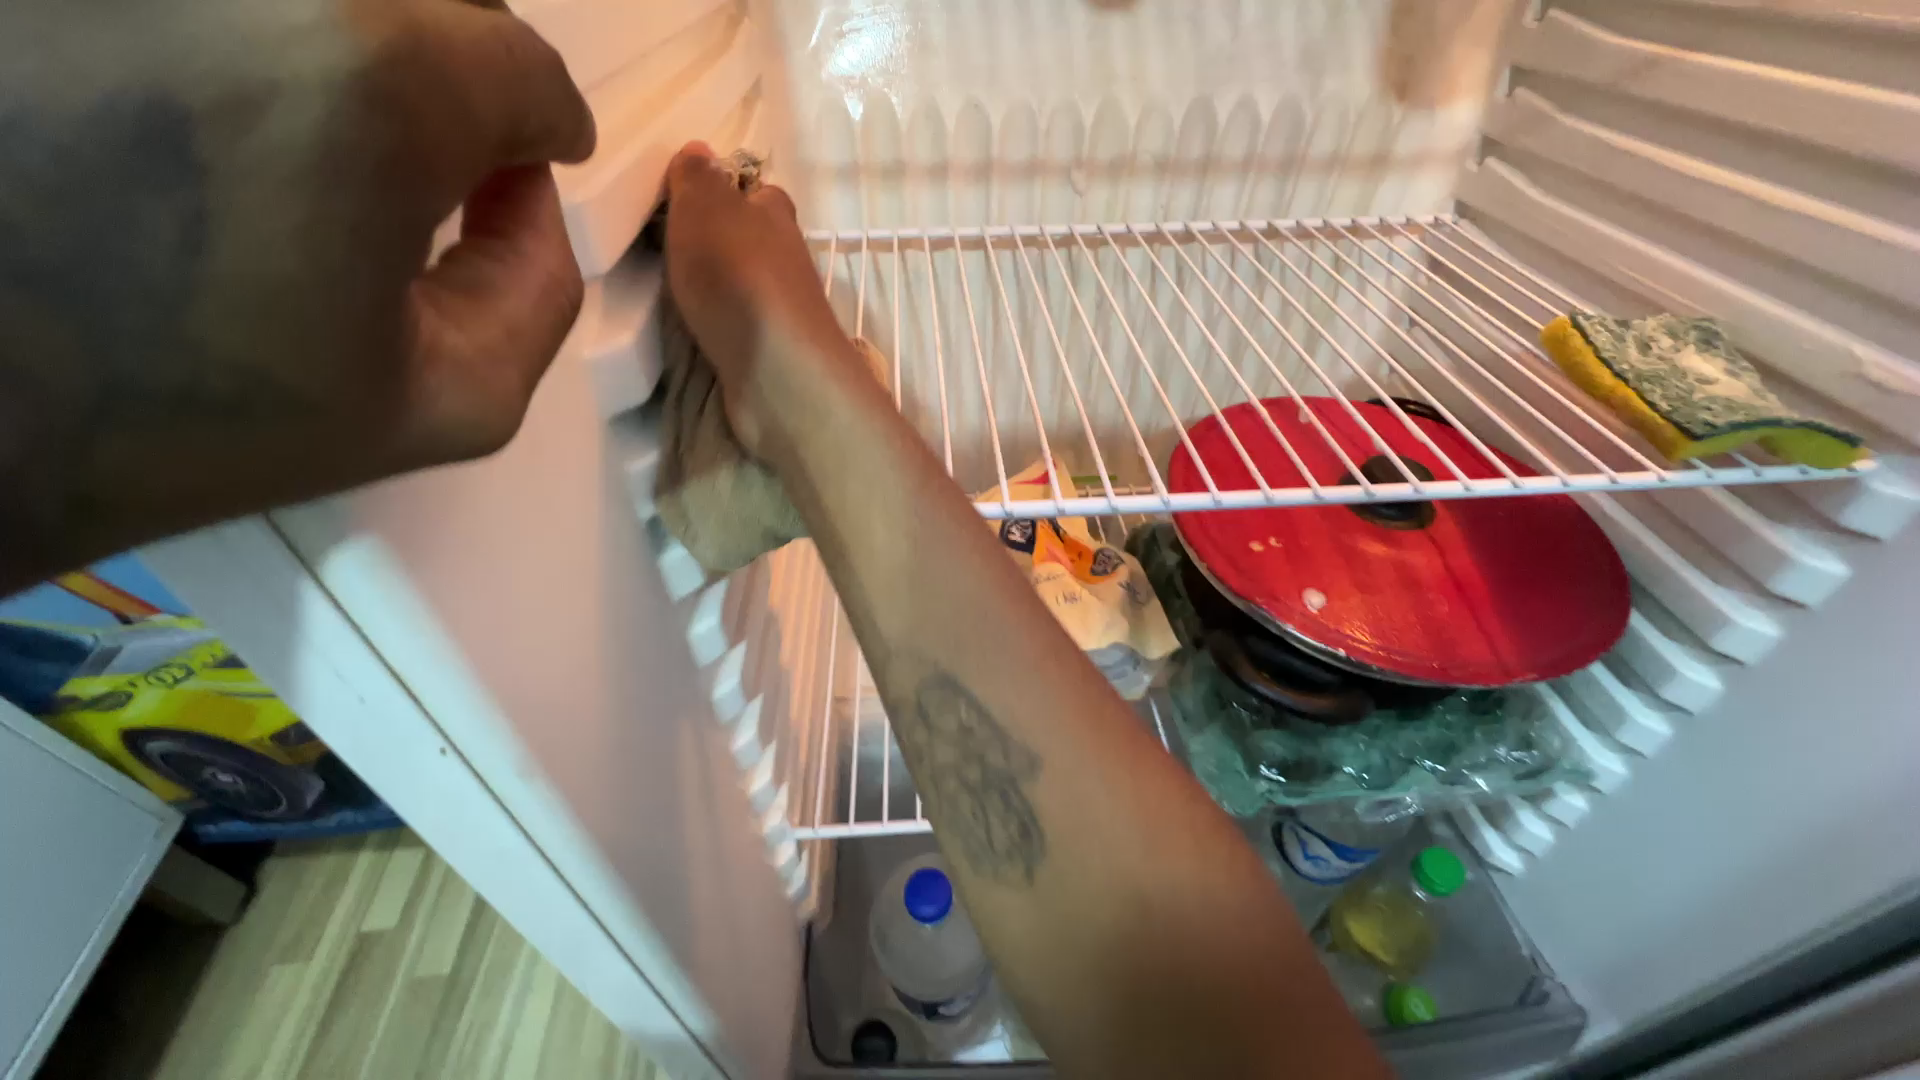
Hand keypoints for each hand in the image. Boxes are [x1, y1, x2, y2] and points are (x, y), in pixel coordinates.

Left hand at [0, 0, 593, 586]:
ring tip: (326, 145)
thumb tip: (526, 192)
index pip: (516, 59)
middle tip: (444, 147)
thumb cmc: (198, 417)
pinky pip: (244, 19)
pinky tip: (228, 122)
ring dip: (369, 48)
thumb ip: (541, 285)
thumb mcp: (452, 401)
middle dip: (462, 70)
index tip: (533, 159)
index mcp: (365, 87)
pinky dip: (268, 50)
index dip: (544, 121)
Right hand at [661, 142, 874, 459]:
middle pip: (748, 241)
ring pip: (744, 286)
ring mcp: (783, 309)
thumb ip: (698, 179)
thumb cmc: (739, 276)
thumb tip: (700, 150)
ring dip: (715, 288)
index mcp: (775, 213)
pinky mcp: (773, 352)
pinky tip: (694, 330)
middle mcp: (787, 258)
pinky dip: (719, 325)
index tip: (683, 204)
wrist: (777, 370)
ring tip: (667, 291)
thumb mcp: (706, 208)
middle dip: (714, 244)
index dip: (722, 193)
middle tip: (663, 251)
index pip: (753, 191)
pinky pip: (739, 327)